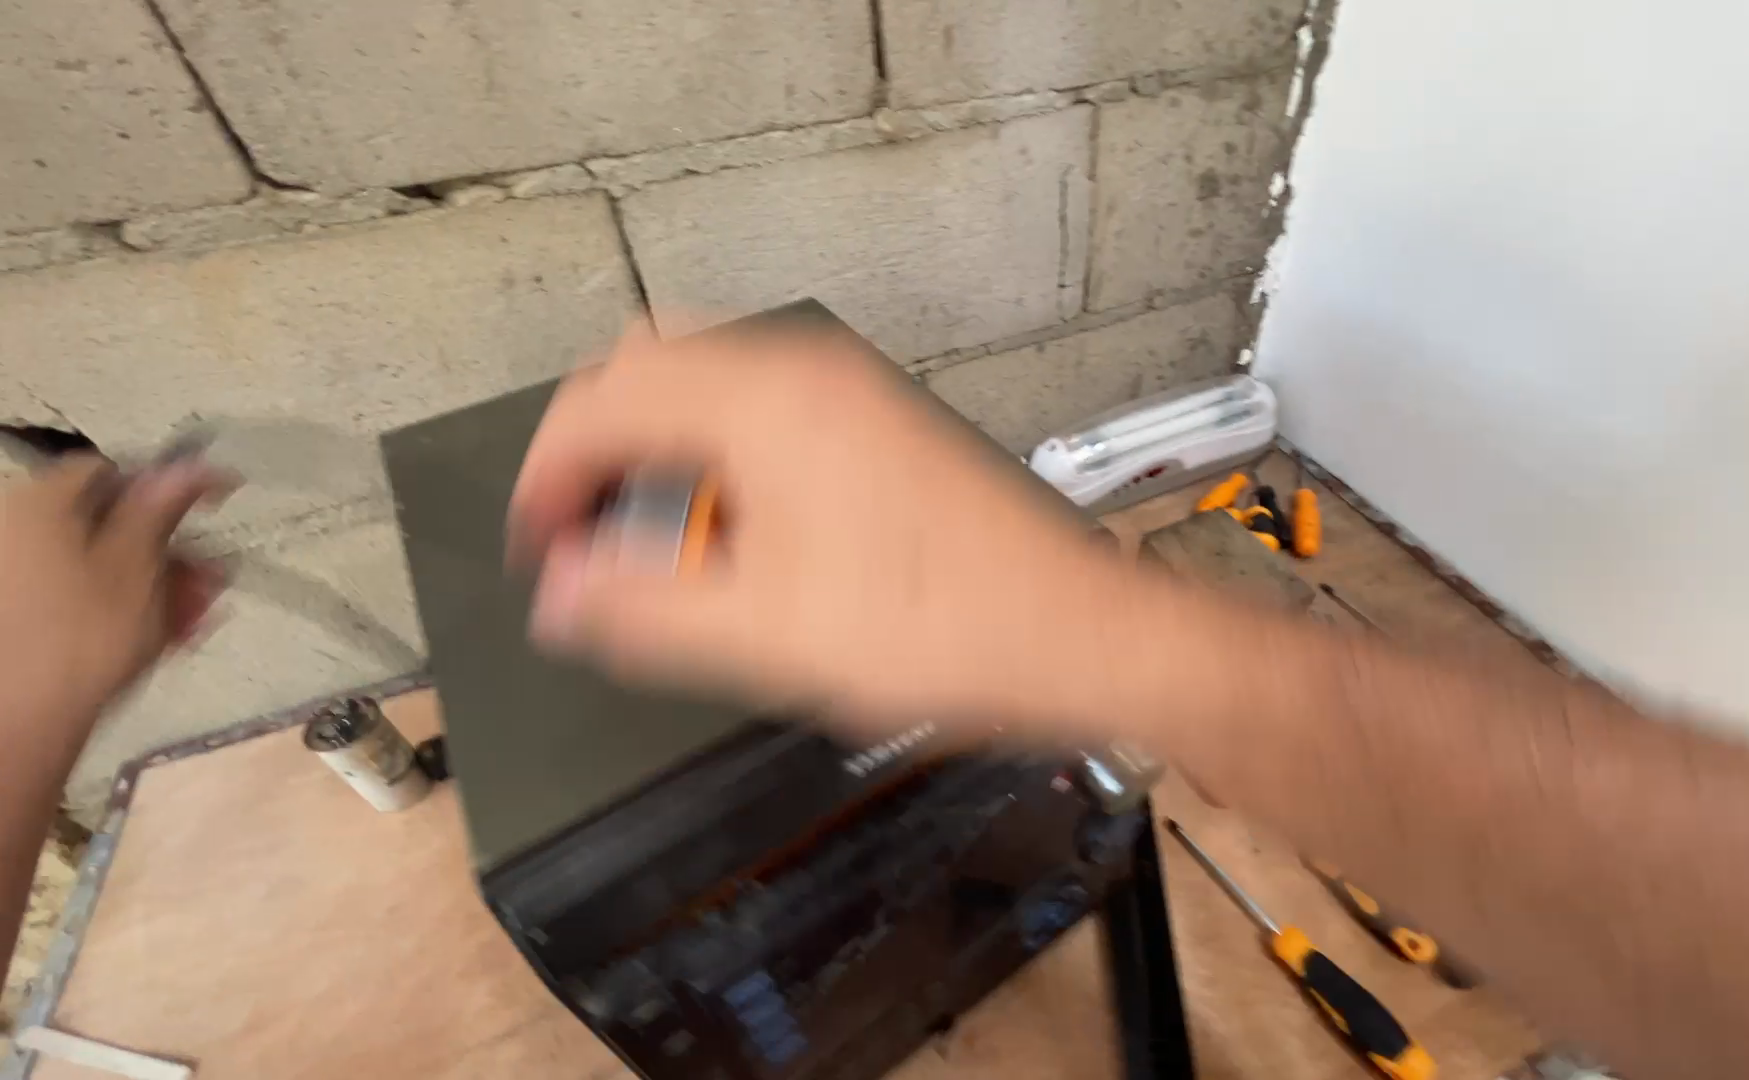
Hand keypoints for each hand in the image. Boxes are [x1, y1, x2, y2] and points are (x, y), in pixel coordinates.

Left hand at [0, 457, 230, 726]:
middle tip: (208, 581)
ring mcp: (9, 573)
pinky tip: (156, 629)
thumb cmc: (85, 635)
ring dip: (157, 581)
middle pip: (106, 521)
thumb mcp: (139, 564)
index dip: (167, 484)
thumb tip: (190, 465)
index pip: (109, 470)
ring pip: (98, 559)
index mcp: (34, 506)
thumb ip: (160, 508)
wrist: (21, 716)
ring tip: (189, 616)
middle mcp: (10, 530)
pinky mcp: (15, 609)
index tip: (216, 504)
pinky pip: (75, 589)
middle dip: (169, 549)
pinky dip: (122, 601)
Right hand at [508, 321, 1142, 738]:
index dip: (547, 473)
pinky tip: (746, 529)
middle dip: (603, 447)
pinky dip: (727, 455)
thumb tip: (558, 592)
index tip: (537, 546)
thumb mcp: (770, 636)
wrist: (1075, 634)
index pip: (604, 397)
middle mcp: (810, 372)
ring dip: (667, 450)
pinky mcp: (884, 425)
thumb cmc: (939, 632)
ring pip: (715, 385)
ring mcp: (855, 392)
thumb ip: (644, 609)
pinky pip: (772, 413)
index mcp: (768, 402)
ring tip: (667, 540)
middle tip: (595, 531)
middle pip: (654, 367)